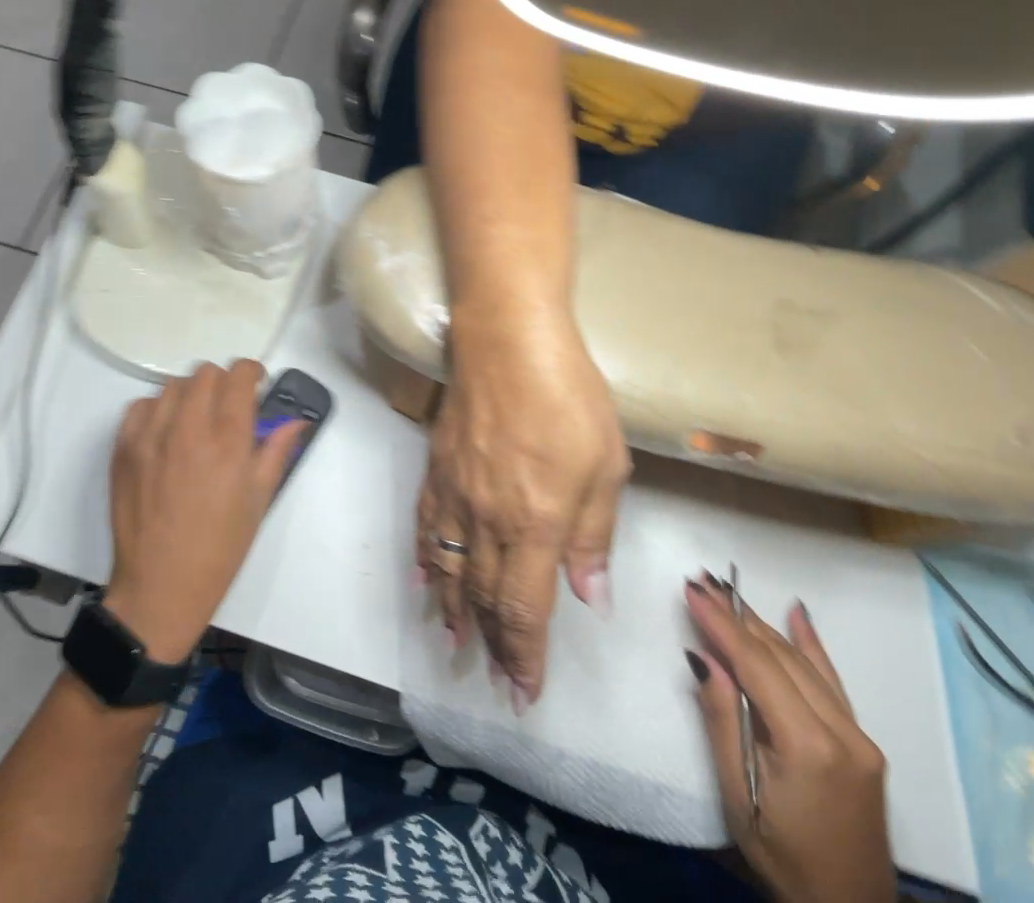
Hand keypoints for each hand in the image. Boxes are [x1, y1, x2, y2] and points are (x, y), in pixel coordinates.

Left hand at [105, 360, 305, 663]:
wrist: (161, 584)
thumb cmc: (220, 548)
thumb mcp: (259, 501)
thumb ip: (275, 452)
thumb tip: (294, 421)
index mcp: (228, 442)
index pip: (238, 376)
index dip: (251, 372)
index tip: (256, 384)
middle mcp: (187, 429)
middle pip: (204, 373)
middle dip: (223, 382)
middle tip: (229, 407)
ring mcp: (149, 436)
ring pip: (171, 386)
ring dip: (190, 394)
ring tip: (197, 421)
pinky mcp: (122, 449)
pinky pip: (139, 406)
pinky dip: (156, 409)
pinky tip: (166, 433)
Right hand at [417, 307, 628, 709]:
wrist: (506, 343)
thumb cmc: (570, 399)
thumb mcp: (606, 466)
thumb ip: (594, 536)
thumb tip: (587, 597)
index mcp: (535, 527)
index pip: (524, 609)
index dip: (524, 655)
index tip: (524, 690)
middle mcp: (487, 524)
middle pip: (484, 599)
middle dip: (492, 645)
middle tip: (495, 679)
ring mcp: (454, 499)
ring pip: (450, 572)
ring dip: (455, 614)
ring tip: (457, 644)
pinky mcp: (436, 474)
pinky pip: (427, 531)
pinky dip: (427, 564)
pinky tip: (426, 582)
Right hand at [684, 577, 896, 902]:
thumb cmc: (779, 854)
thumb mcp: (737, 793)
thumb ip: (723, 722)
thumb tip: (702, 659)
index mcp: (808, 745)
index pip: (758, 667)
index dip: (723, 625)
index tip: (693, 590)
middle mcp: (843, 732)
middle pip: (783, 659)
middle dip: (739, 617)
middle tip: (703, 581)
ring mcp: (859, 736)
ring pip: (806, 665)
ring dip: (765, 626)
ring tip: (730, 593)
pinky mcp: (864, 743)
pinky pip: (832, 683)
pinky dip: (813, 646)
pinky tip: (799, 614)